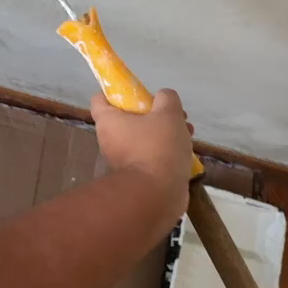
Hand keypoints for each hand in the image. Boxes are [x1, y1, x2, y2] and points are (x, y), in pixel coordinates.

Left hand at [91, 88, 193, 205]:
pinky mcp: (137, 174)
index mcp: (108, 121)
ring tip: (188, 133)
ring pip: (142, 137)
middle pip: (128, 117)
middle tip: (175, 115)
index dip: (116, 92)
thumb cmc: (157, 147)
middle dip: (154, 114)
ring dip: (164, 132)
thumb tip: (164, 97)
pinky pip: (149, 155)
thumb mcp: (168, 114)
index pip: (100, 99)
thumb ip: (167, 99)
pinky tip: (186, 153)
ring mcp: (122, 159)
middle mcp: (109, 139)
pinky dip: (165, 152)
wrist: (157, 194)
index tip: (138, 93)